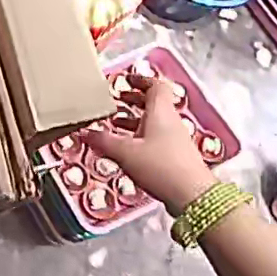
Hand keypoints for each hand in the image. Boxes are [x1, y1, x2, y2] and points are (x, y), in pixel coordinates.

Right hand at [79, 74, 216, 213]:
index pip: (155, 86)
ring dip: (134, 119)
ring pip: (153, 121)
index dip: (140, 80)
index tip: (125, 80)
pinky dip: (139, 136)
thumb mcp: (125, 152)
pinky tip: (126, 147)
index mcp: (160, 112)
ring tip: (114, 124)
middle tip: (116, 100)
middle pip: (154, 103)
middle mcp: (170, 121)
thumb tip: (84, 132)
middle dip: (134, 100)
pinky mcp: (175, 155)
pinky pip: (155, 137)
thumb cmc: (160, 166)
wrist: (192, 195)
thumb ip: (103, 141)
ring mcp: (175, 139)